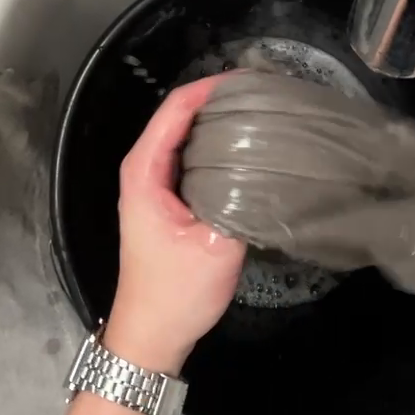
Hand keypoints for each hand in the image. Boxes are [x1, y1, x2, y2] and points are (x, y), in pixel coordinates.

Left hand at [105, 75, 246, 373]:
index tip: (246, 79)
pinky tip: (244, 145)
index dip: (209, 87)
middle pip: (179, 115)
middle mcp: (145, 168)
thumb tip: (269, 170)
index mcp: (145, 170)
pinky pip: (190, 155)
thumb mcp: (215, 248)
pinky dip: (215, 142)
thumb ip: (240, 203)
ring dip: (216, 119)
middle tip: (261, 93)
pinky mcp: (167, 197)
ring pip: (185, 134)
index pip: (176, 109)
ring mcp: (154, 182)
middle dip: (217, 98)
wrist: (150, 335)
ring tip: (257, 111)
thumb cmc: (174, 293)